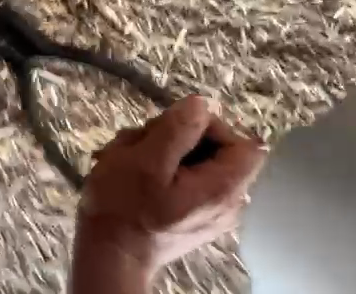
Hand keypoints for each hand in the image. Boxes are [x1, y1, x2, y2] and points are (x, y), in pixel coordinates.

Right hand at [72, 96, 266, 290]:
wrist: (112, 250)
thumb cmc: (124, 203)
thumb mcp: (144, 158)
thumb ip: (176, 130)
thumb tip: (201, 104)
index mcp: (223, 188)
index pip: (243, 144)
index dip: (210, 125)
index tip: (169, 124)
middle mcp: (229, 203)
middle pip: (218, 152)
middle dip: (176, 137)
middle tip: (138, 141)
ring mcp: (212, 213)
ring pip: (197, 164)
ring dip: (161, 152)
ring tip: (126, 158)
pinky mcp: (194, 217)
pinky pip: (187, 181)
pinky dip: (162, 170)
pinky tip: (133, 175)